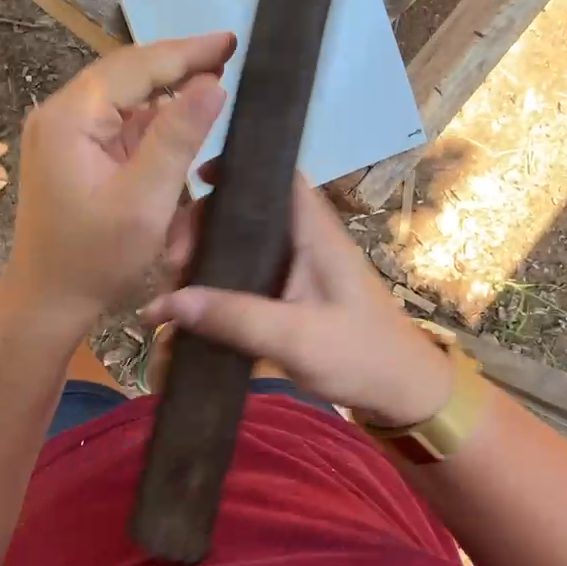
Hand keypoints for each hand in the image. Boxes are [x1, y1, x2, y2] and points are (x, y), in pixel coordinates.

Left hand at [5, 33, 235, 320]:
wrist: (46, 302)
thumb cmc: (94, 260)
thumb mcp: (145, 201)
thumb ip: (177, 138)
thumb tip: (213, 84)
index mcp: (71, 118)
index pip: (136, 67)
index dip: (186, 52)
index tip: (231, 41)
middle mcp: (60, 115)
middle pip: (126, 73)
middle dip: (177, 64)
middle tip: (228, 54)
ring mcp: (62, 134)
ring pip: (122, 96)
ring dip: (165, 90)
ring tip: (212, 78)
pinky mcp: (70, 155)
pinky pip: (115, 123)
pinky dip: (148, 118)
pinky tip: (178, 116)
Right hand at [143, 180, 453, 427]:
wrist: (400, 396)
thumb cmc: (361, 356)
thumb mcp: (297, 338)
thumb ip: (235, 318)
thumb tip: (166, 302)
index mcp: (314, 234)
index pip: (277, 177)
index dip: (238, 169)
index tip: (195, 182)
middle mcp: (301, 245)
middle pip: (243, 213)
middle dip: (202, 229)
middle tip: (174, 265)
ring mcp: (292, 274)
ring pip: (236, 250)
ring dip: (201, 266)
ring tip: (172, 296)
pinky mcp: (285, 302)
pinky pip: (239, 286)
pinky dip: (212, 297)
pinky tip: (184, 323)